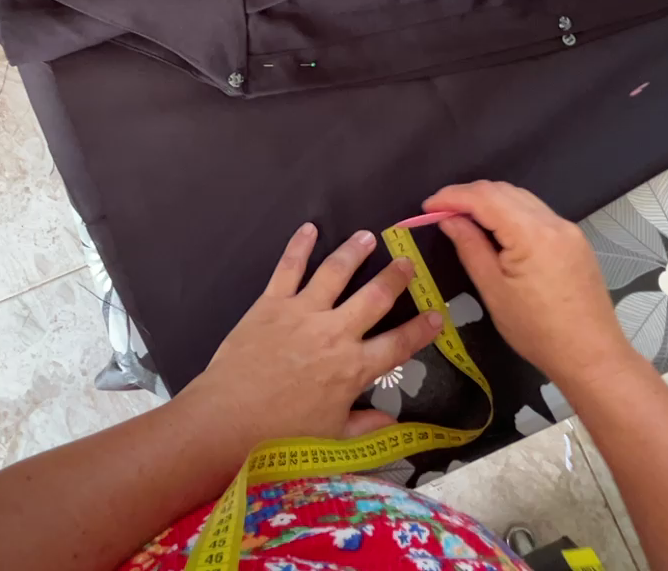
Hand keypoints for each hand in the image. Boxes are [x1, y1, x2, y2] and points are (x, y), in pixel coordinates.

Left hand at [178, 224, 443, 452]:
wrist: (229, 419)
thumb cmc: (281, 436)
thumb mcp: (333, 438)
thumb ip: (365, 426)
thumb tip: (395, 421)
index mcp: (353, 368)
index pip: (398, 344)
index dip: (422, 329)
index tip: (438, 314)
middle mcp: (335, 332)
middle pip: (374, 298)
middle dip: (395, 277)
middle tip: (407, 261)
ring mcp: (303, 312)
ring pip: (336, 272)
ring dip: (354, 252)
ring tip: (367, 237)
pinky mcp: (272, 302)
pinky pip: (289, 267)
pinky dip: (299, 245)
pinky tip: (309, 228)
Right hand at [425, 181, 640, 383]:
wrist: (592, 358)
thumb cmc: (537, 331)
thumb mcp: (493, 290)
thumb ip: (469, 247)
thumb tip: (448, 219)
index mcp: (532, 234)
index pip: (484, 197)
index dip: (452, 196)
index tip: (427, 207)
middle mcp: (553, 222)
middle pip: (502, 191)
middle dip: (468, 195)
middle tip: (440, 212)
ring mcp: (568, 229)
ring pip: (520, 198)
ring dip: (489, 201)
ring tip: (463, 219)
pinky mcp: (574, 240)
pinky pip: (535, 212)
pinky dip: (509, 212)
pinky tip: (495, 229)